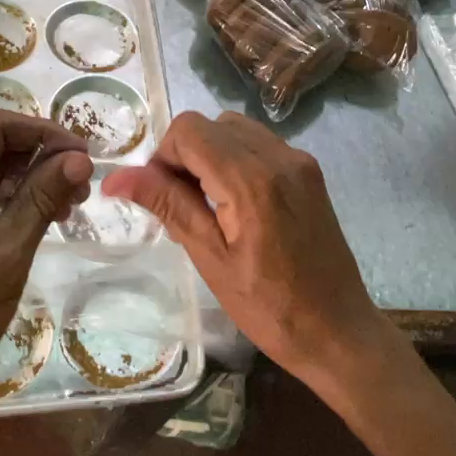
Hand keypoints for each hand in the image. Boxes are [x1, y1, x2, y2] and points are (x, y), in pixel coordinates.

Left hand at [0, 111, 92, 402]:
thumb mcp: (6, 257)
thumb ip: (41, 200)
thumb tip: (79, 159)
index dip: (43, 132)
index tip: (82, 156)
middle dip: (38, 155)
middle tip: (81, 184)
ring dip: (24, 176)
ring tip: (67, 203)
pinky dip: (4, 197)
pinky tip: (36, 215)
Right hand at [103, 112, 391, 381]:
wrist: (338, 331)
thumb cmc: (269, 307)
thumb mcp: (210, 258)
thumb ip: (168, 205)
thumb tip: (116, 178)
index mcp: (251, 179)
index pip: (189, 130)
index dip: (165, 157)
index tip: (164, 198)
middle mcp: (279, 157)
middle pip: (211, 124)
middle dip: (186, 155)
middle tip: (183, 204)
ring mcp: (299, 161)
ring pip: (236, 130)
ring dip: (211, 154)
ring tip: (209, 204)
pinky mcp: (310, 172)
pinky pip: (261, 145)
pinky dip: (237, 160)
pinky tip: (237, 204)